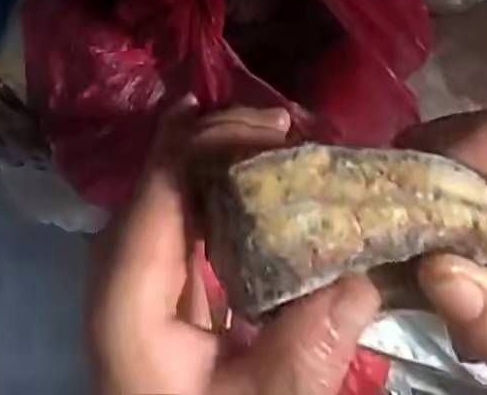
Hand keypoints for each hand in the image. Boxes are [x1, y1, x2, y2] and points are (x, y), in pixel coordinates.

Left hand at [89, 100, 382, 394]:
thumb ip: (301, 355)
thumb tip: (361, 282)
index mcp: (129, 276)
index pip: (167, 170)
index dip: (219, 134)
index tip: (281, 130)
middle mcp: (125, 247)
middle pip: (174, 162)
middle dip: (234, 136)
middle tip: (296, 130)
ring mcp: (141, 251)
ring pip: (184, 175)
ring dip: (235, 154)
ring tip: (291, 145)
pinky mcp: (162, 262)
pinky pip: (194, 202)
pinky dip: (233, 184)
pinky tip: (273, 183)